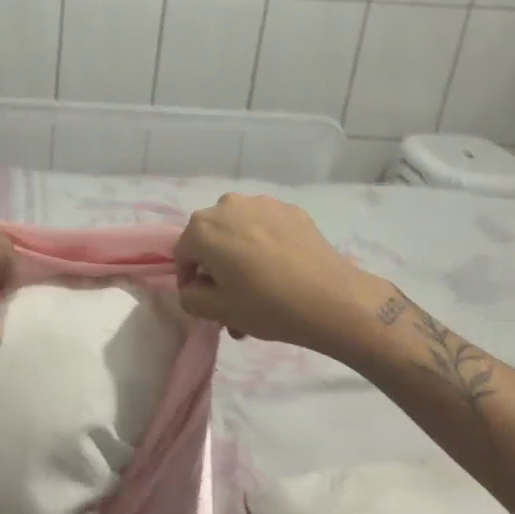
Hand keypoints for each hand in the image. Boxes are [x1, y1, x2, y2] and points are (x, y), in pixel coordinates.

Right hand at [174, 194, 393, 351]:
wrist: (332, 300)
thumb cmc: (267, 305)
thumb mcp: (218, 311)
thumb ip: (190, 297)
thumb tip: (193, 287)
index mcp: (203, 228)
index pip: (182, 253)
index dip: (190, 280)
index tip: (207, 302)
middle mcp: (228, 205)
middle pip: (211, 238)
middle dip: (216, 266)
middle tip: (233, 298)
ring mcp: (263, 203)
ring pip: (240, 230)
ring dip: (240, 254)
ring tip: (260, 286)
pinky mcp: (291, 209)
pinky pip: (267, 227)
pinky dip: (266, 244)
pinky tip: (283, 270)